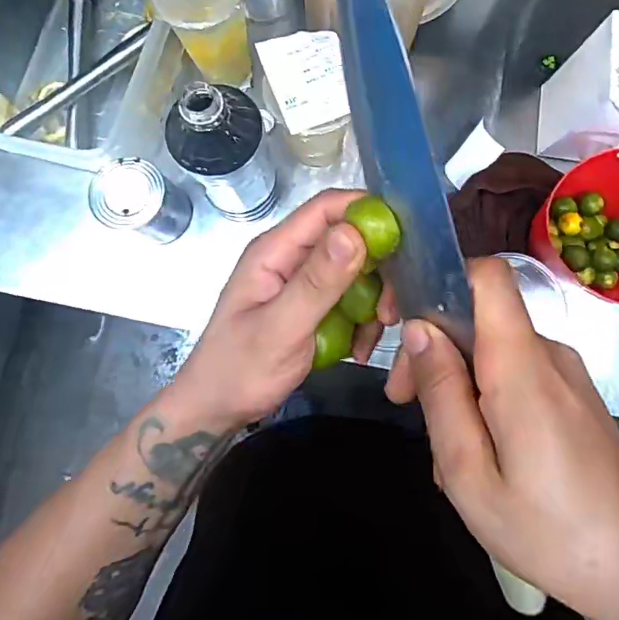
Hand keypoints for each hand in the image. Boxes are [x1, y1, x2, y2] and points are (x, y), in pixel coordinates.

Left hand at [172, 189, 397, 426]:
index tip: (404, 239)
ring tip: (376, 333)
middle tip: (391, 307)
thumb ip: (317, 281)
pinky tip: (361, 348)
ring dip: (373, 300)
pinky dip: (362, 321)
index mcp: (276, 251)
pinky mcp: (312, 308)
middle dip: (377, 268)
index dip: (366, 212)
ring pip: (356, 272)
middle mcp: (291, 258)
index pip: (326, 207)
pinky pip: (351, 301)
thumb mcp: (280, 327)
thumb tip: (354, 232)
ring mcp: (303, 283)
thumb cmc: (238, 370)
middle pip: (349, 239)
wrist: (214, 411)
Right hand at [383, 257, 618, 619]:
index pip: (488, 275)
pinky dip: (489, 402)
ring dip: (460, 387)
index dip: (441, 279)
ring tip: (451, 458)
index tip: (404, 323)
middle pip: (480, 319)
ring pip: (494, 354)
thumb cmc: (549, 533)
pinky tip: (485, 461)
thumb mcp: (470, 474)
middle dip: (435, 351)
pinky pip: (519, 377)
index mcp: (522, 365)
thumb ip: (441, 394)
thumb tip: (418, 329)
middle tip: (405, 406)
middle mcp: (550, 354)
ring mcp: (568, 374)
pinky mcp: (576, 396)